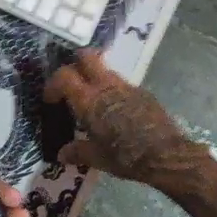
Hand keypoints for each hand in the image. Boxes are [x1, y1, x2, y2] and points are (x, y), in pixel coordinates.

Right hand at [43, 50, 202, 183]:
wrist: (164, 155)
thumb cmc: (124, 156)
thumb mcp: (96, 158)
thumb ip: (77, 152)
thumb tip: (61, 154)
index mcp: (89, 101)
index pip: (64, 76)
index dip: (53, 83)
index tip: (51, 98)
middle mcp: (106, 87)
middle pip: (87, 57)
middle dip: (76, 63)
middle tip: (72, 81)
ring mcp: (127, 87)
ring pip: (106, 70)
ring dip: (96, 77)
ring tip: (94, 98)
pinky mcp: (143, 93)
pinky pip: (122, 84)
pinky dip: (114, 91)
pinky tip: (116, 110)